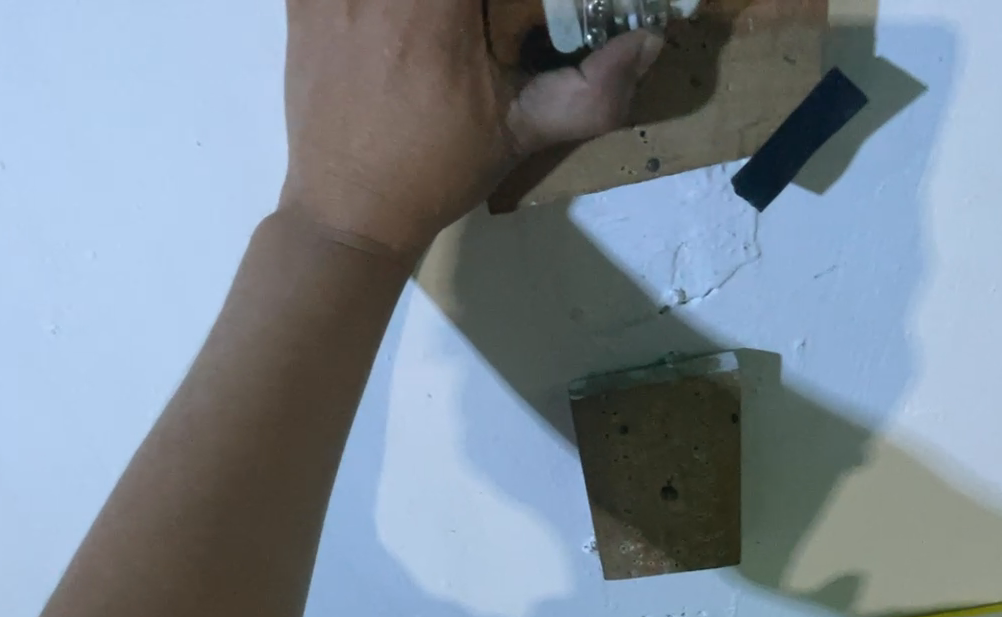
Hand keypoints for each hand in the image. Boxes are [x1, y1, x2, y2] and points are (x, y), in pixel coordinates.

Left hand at [280, 0, 665, 257]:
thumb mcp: (519, 134)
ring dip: (433, 4)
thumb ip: (589, 93)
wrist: (353, 211)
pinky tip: (387, 24)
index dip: (509, 0)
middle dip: (475, 3)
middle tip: (483, 21)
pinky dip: (366, 3)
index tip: (514, 15)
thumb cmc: (438, 173)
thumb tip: (648, 47)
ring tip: (443, 25)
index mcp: (441, 2)